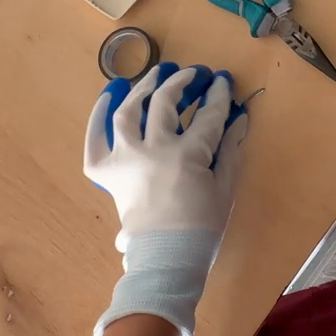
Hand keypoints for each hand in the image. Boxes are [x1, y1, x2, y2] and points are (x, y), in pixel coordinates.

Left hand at [85, 63, 249, 335]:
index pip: (207, 114)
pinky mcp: (109, 174)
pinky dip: (97, 119)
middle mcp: (153, 150)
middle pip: (165, 103)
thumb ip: (230, 148)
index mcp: (187, 154)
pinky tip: (107, 97)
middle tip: (193, 74)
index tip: (222, 81)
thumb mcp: (225, 187)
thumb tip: (240, 118)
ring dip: (142, 88)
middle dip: (182, 82)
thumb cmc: (200, 226)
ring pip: (129, 113)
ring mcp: (127, 160)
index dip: (218, 95)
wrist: (165, 262)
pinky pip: (95, 142)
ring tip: (154, 74)